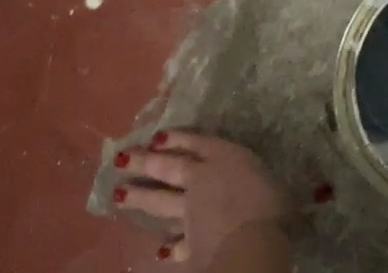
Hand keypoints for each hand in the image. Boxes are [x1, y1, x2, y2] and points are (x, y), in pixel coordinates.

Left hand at [114, 130, 287, 267]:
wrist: (249, 242)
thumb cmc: (269, 201)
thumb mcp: (268, 178)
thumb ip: (254, 178)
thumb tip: (256, 182)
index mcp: (225, 157)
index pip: (196, 142)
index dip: (177, 138)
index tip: (157, 136)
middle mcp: (201, 180)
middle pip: (168, 168)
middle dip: (144, 162)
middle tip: (121, 158)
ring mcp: (191, 212)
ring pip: (161, 202)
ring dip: (139, 198)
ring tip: (118, 194)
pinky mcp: (189, 241)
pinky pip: (177, 243)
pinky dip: (169, 246)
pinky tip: (160, 250)